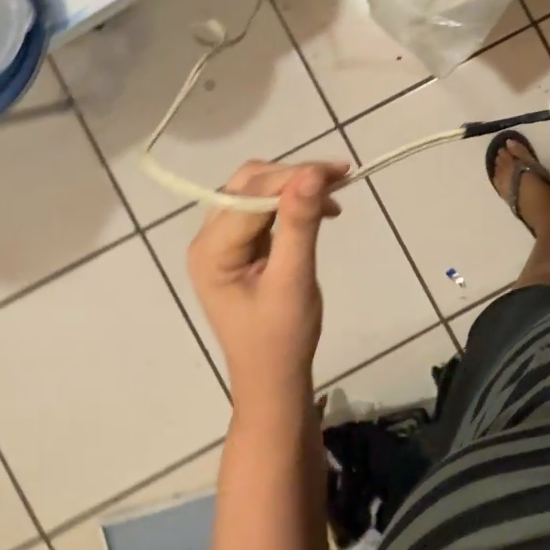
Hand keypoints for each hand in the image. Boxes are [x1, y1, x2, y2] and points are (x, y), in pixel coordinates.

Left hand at [186, 160, 348, 404]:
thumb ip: (299, 224)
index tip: (340, 172)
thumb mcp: (294, 279)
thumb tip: (312, 173)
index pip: (252, 193)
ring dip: (295, 185)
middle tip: (340, 180)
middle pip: (249, 183)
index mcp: (212, 250)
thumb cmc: (281, 337)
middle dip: (294, 176)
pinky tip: (320, 209)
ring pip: (256, 189)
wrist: (274, 378)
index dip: (294, 175)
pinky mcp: (239, 244)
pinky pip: (263, 207)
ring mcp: (221, 240)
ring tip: (334, 194)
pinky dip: (292, 200)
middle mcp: (208, 238)